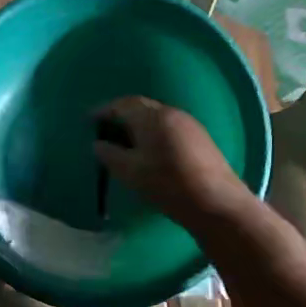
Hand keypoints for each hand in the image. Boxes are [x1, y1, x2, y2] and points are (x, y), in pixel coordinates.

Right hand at [93, 96, 249, 225]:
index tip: (89, 119)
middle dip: (121, 114)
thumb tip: (97, 144)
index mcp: (152, 118)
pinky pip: (168, 127)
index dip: (104, 110)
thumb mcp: (130, 172)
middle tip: (105, 127)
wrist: (216, 202)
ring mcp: (189, 125)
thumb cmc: (167, 184)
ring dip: (137, 125)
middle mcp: (172, 113)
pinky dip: (152, 133)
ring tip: (123, 140)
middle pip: (141, 107)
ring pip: (156, 117)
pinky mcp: (200, 139)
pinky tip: (148, 150)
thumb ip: (110, 155)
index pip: (123, 104)